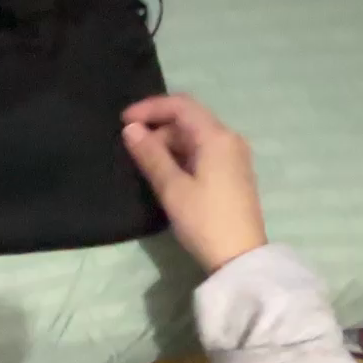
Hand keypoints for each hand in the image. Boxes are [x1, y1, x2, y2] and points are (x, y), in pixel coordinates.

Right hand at [121, 95, 267, 273]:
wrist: (239, 256)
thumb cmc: (204, 221)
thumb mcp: (173, 189)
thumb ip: (151, 156)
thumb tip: (131, 130)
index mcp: (216, 137)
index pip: (181, 106)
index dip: (150, 108)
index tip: (123, 121)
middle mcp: (229, 139)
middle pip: (189, 120)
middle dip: (158, 128)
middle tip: (131, 149)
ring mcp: (233, 156)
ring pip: (195, 137)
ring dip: (168, 143)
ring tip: (144, 163)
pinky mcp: (232, 173)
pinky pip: (203, 152)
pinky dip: (181, 155)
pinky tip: (166, 173)